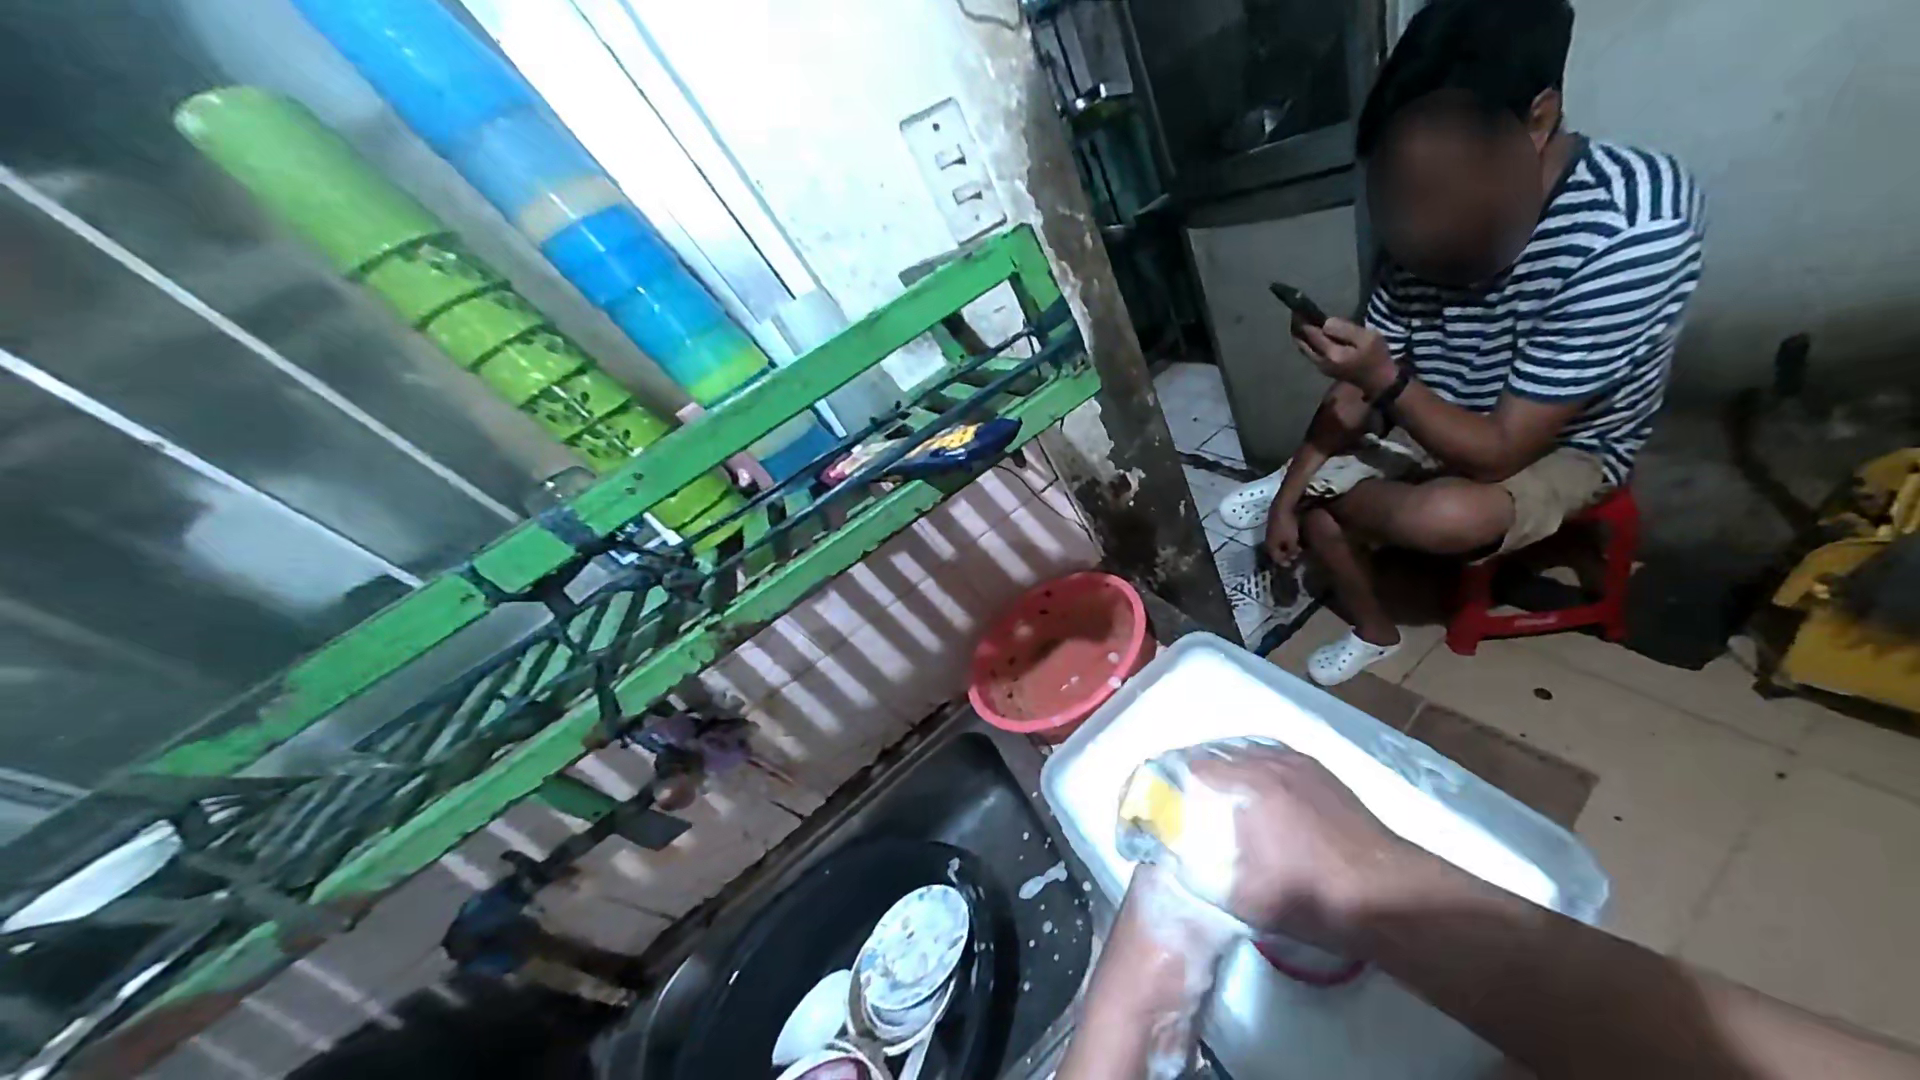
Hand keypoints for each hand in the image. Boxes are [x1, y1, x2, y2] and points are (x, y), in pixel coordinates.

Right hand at [1186, 743, 1424, 950]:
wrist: (1385, 896)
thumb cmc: (1308, 896)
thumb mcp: (1239, 893)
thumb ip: (1197, 866)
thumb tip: (1169, 852)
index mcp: (1246, 784)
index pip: (1189, 765)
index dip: (1166, 779)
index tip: (1156, 796)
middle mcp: (1267, 761)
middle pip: (1213, 752)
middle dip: (1191, 770)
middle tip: (1181, 795)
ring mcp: (1295, 761)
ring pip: (1242, 751)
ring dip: (1222, 766)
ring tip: (1214, 791)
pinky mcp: (1317, 769)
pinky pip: (1269, 755)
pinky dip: (1251, 766)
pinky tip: (1253, 790)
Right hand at [1265, 502, 1301, 564]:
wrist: (1282, 508)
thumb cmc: (1287, 526)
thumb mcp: (1291, 541)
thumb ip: (1292, 551)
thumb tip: (1293, 556)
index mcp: (1270, 546)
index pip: (1275, 559)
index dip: (1283, 563)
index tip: (1291, 565)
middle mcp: (1268, 541)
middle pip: (1276, 551)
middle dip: (1285, 555)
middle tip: (1295, 556)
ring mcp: (1270, 533)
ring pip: (1278, 544)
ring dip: (1285, 547)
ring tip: (1296, 548)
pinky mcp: (1274, 526)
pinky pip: (1279, 537)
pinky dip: (1285, 540)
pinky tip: (1292, 538)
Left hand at [1296, 318, 1397, 396]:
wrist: (1379, 381)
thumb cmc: (1377, 357)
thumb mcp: (1368, 338)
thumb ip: (1345, 330)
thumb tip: (1325, 323)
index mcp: (1331, 353)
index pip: (1312, 334)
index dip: (1303, 321)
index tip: (1297, 309)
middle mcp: (1320, 361)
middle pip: (1302, 343)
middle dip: (1297, 328)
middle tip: (1294, 314)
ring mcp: (1320, 367)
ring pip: (1304, 349)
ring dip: (1300, 336)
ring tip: (1298, 322)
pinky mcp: (1324, 368)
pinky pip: (1309, 353)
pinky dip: (1306, 342)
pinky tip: (1308, 335)